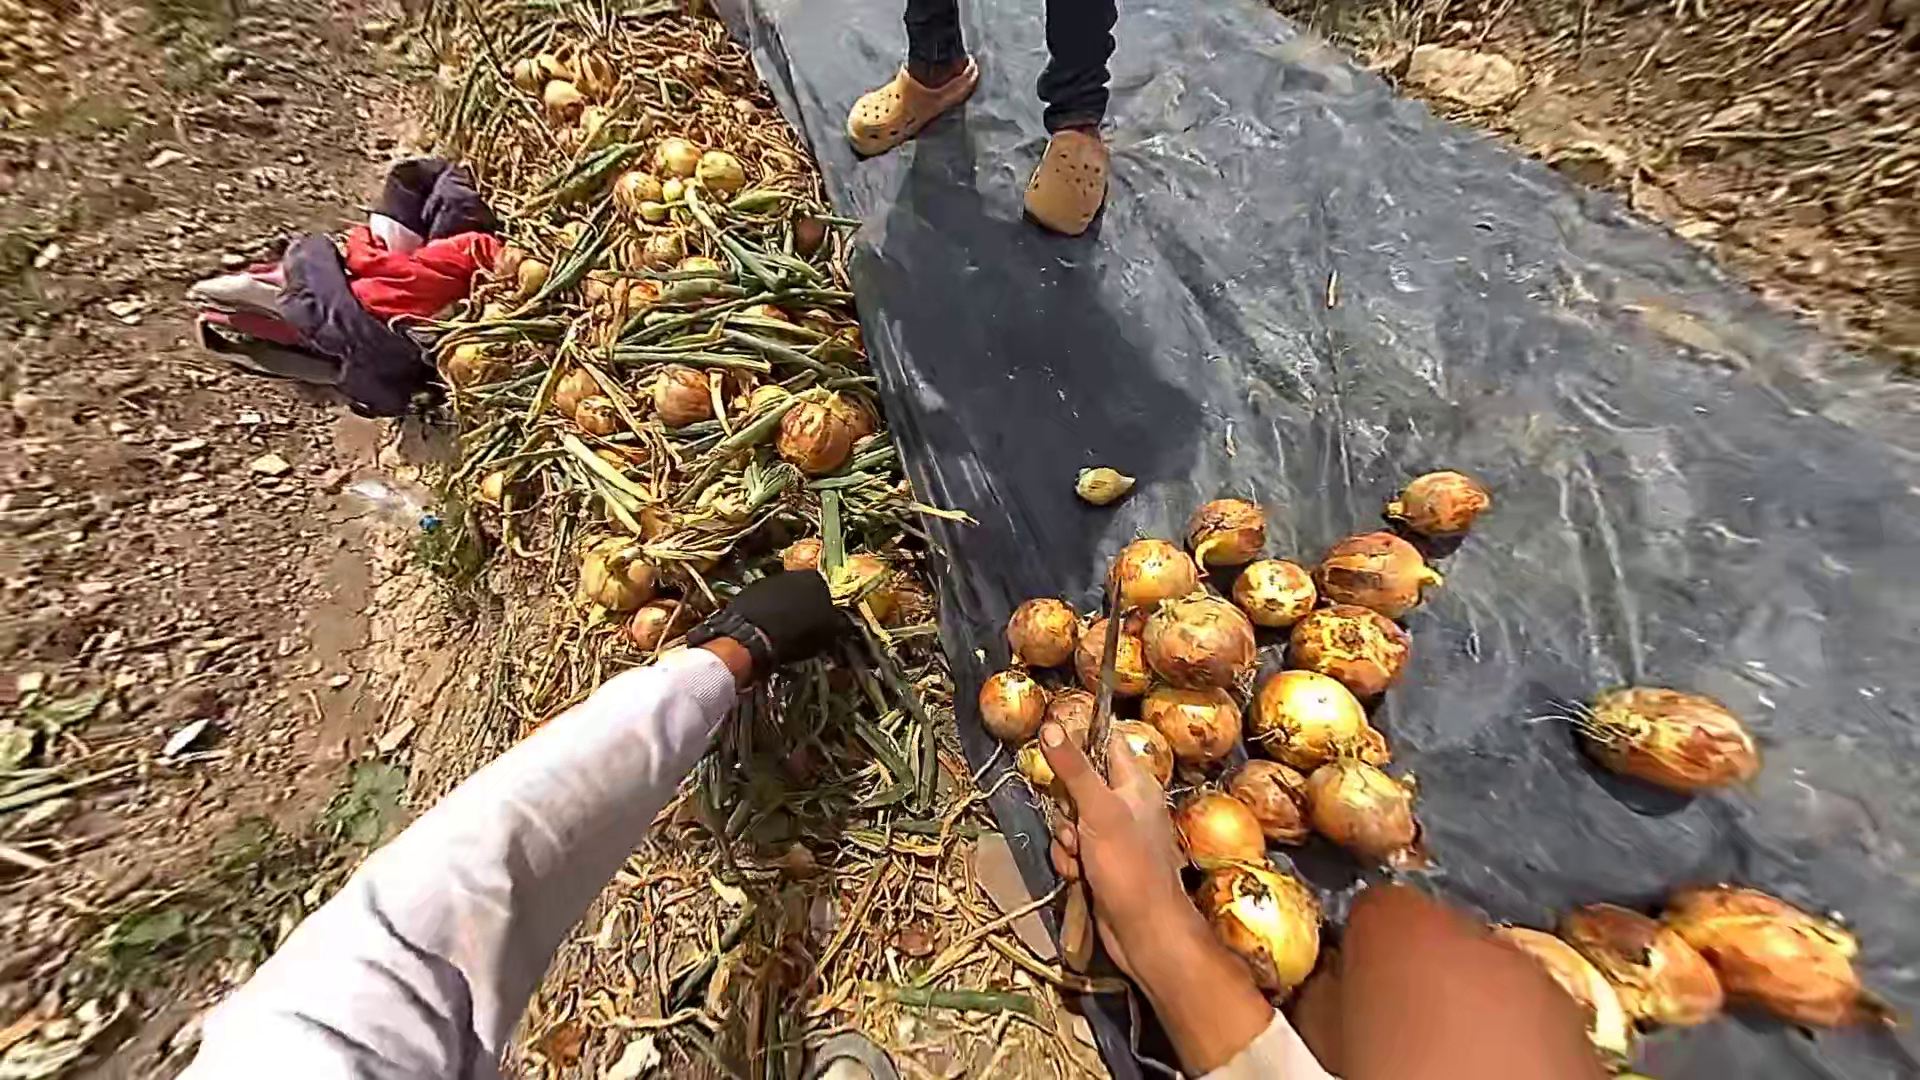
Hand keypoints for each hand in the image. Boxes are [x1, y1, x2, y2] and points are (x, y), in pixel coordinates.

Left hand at [689, 570, 846, 683]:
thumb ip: (838, 623)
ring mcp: (766, 581)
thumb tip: (842, 622)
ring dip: (782, 610)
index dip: (823, 609)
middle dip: (802, 606)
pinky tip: (765, 632)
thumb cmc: (798, 631)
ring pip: (780, 596)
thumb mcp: (828, 632)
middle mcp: (791, 573)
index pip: (824, 591)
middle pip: (801, 591)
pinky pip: (761, 604)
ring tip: (782, 633)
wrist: (752, 635)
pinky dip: (764, 615)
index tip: (820, 624)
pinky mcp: (745, 592)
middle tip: (802, 628)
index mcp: (814, 578)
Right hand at [1037, 722, 1188, 980]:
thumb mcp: (1098, 809)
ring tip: (1077, 854)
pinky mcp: (1100, 860)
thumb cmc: (1130, 866)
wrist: (1146, 935)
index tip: (1054, 746)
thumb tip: (1050, 725)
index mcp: (1134, 782)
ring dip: (1064, 836)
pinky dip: (1068, 858)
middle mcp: (1125, 803)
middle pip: (1078, 781)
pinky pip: (1071, 845)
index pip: (1104, 741)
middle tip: (1073, 821)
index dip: (1079, 739)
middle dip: (1065, 804)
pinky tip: (1076, 873)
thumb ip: (1073, 767)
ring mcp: (1112, 833)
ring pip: (1070, 816)